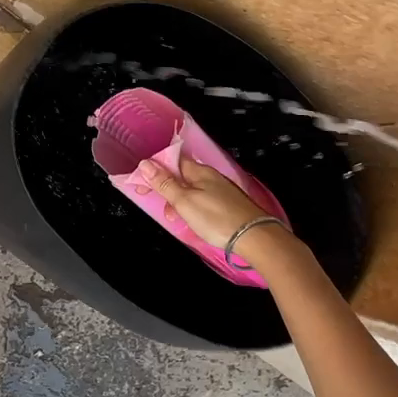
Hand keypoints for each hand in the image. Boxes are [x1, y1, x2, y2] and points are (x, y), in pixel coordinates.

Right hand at [133, 156, 284, 252]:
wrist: (255, 237)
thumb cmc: (216, 219)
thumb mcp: (184, 201)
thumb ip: (165, 183)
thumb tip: (145, 164)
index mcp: (198, 170)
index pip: (172, 160)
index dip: (155, 169)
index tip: (142, 185)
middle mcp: (211, 175)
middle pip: (181, 175)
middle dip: (166, 189)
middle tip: (162, 208)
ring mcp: (221, 189)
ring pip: (192, 189)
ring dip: (179, 201)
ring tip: (177, 219)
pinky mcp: (228, 203)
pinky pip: (203, 199)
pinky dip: (193, 208)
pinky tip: (194, 221)